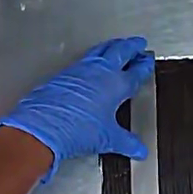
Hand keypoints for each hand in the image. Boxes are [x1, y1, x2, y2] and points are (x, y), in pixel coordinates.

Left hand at [0, 37, 153, 182]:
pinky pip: (83, 59)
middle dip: (131, 47)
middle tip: (139, 44)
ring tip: (117, 45)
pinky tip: (91, 62)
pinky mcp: (63, 74)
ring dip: (112, 46)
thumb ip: (126, 143)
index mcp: (116, 84)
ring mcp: (80, 70)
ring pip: (101, 50)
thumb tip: (138, 150)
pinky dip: (93, 56)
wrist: (44, 127)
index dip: (144, 65)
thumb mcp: (108, 139)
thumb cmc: (78, 128)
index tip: (148, 60)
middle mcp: (99, 72)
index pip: (136, 72)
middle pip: (120, 51)